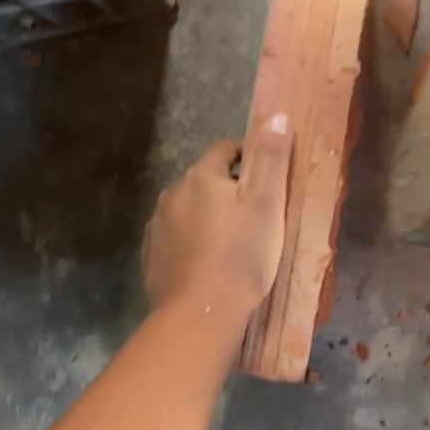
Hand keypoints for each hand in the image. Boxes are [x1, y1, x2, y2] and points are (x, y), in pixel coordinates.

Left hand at [141, 115, 291, 317]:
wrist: (200, 314)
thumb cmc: (241, 255)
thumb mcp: (267, 203)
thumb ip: (271, 158)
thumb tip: (277, 116)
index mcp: (200, 176)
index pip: (225, 150)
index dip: (249, 159)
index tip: (268, 181)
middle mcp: (171, 193)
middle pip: (205, 180)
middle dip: (228, 191)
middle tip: (256, 217)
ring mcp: (156, 226)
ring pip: (189, 210)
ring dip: (208, 218)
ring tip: (233, 244)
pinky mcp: (151, 256)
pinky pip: (176, 238)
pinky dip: (192, 243)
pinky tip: (208, 265)